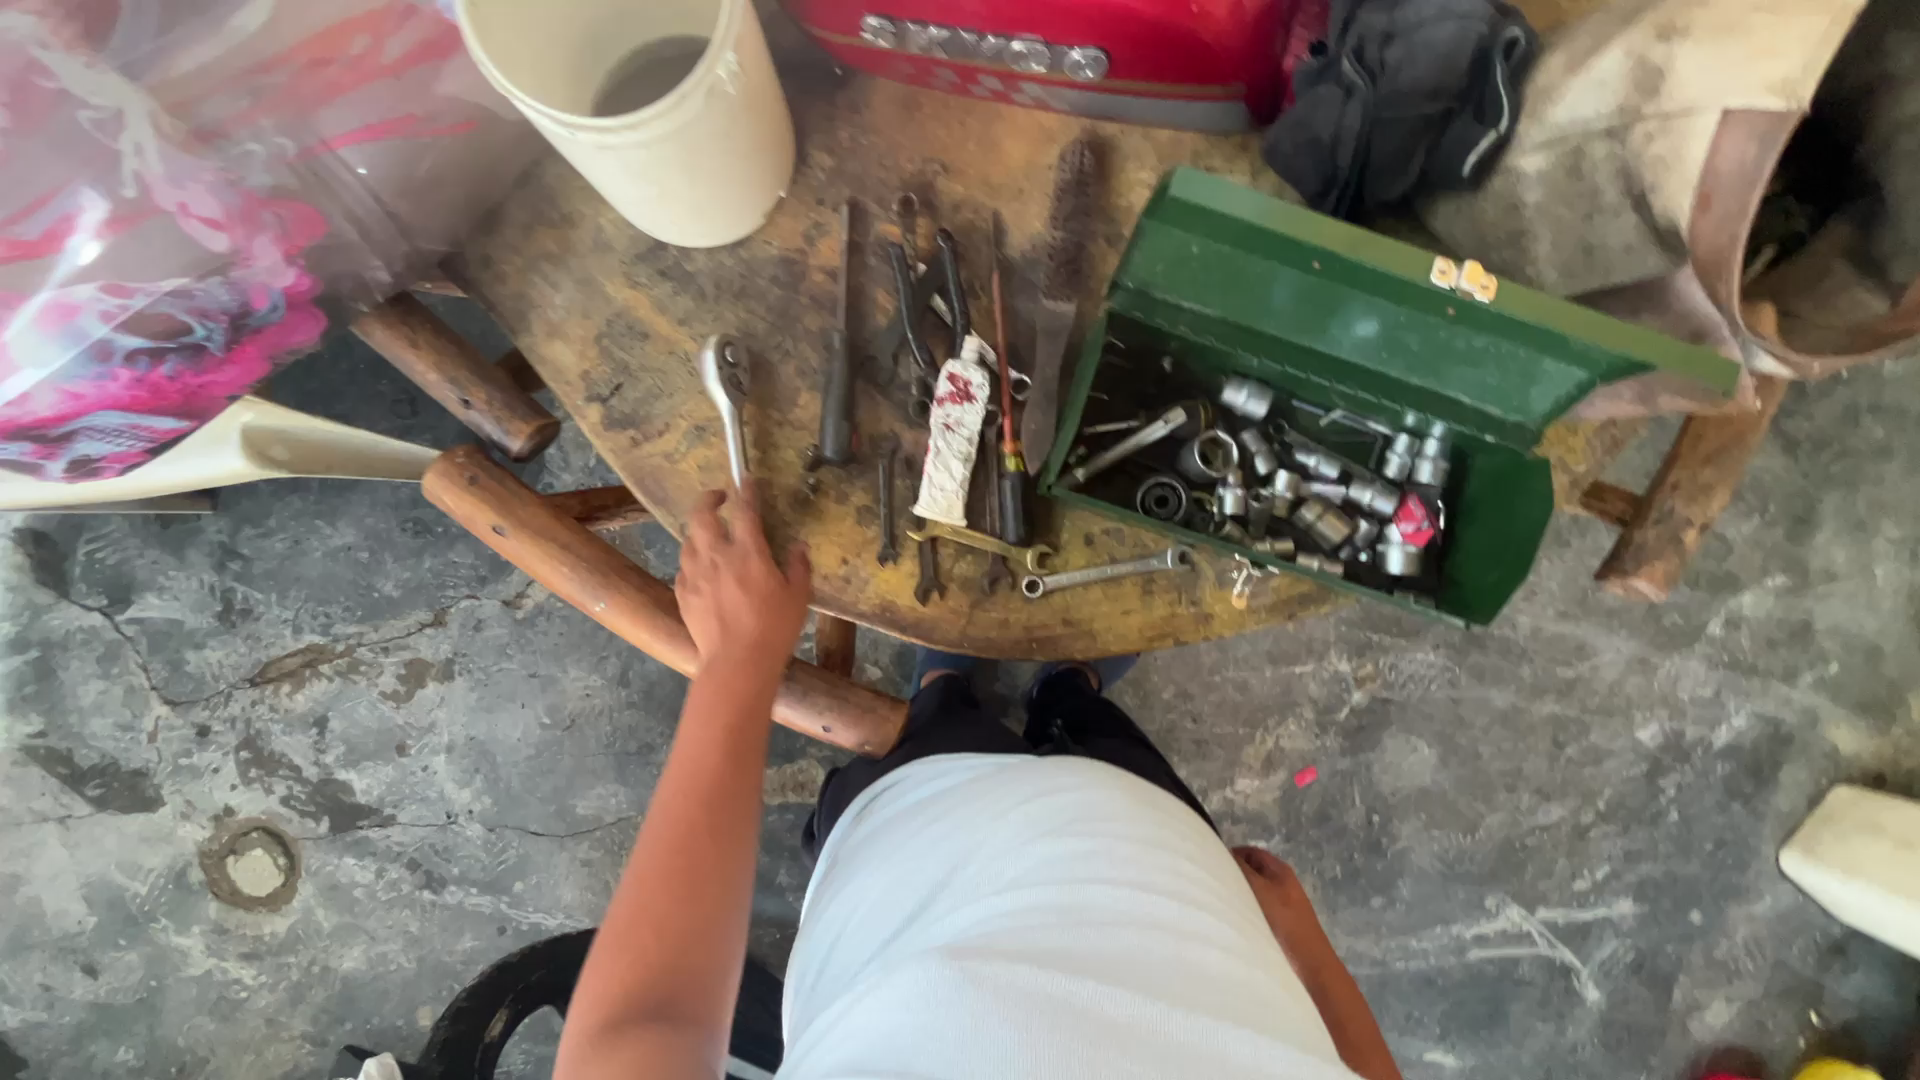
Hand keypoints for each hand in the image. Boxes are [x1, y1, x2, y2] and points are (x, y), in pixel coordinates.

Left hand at [674, 480, 811, 678]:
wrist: (737, 662)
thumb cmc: (774, 629)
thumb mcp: (798, 596)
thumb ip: (798, 567)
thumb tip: (798, 547)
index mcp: (749, 552)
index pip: (745, 510)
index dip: (747, 490)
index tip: (747, 478)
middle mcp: (716, 556)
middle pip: (702, 515)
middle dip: (708, 499)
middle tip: (719, 498)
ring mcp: (694, 574)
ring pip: (689, 539)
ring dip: (699, 530)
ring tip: (710, 534)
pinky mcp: (682, 593)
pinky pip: (684, 566)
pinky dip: (693, 559)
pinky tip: (702, 568)